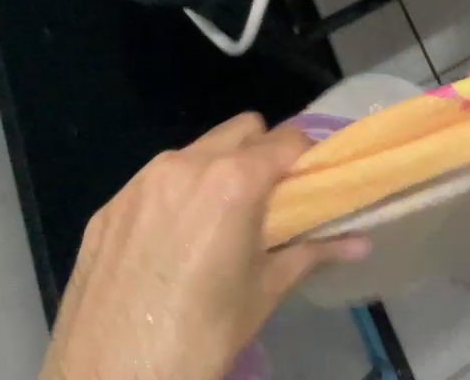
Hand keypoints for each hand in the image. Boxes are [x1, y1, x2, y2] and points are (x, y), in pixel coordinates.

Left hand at [41, 113, 369, 379]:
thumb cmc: (200, 339)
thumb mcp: (265, 292)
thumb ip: (315, 252)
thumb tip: (363, 244)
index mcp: (234, 180)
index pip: (289, 139)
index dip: (306, 158)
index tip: (309, 186)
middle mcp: (186, 165)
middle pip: (244, 130)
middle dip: (261, 155)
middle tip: (265, 202)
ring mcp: (140, 185)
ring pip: (197, 152)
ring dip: (216, 171)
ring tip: (214, 225)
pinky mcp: (106, 211)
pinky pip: (155, 183)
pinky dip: (173, 198)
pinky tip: (168, 247)